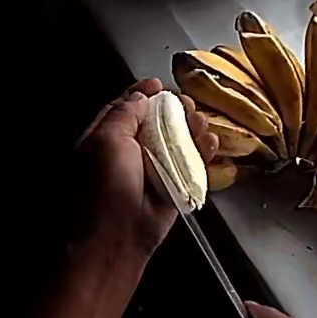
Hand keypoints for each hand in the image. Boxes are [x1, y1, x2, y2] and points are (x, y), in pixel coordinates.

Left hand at [74, 79, 217, 259]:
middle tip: (186, 104)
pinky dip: (203, 151)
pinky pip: (192, 163)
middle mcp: (130, 150)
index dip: (142, 93)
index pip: (126, 106)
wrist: (120, 234)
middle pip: (156, 120)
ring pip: (177, 139)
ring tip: (200, 121)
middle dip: (173, 109)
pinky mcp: (175, 184)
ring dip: (191, 127)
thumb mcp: (106, 140)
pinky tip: (210, 141)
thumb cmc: (106, 186)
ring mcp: (154, 167)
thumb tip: (141, 96)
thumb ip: (123, 113)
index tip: (159, 83)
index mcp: (107, 137)